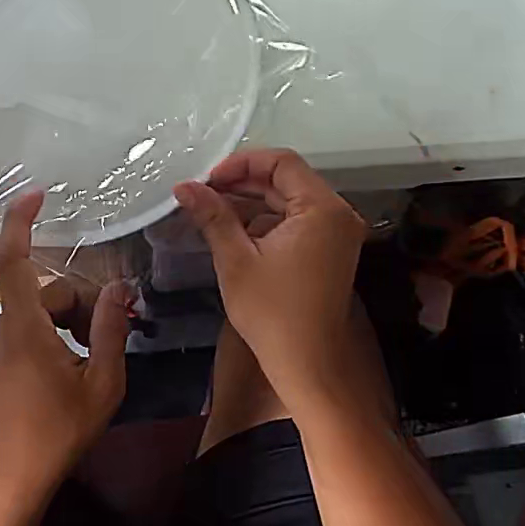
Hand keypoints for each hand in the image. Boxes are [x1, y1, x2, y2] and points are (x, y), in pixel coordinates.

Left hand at [0, 191, 130, 501]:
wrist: (17, 471)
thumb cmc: (61, 429)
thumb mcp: (103, 380)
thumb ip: (110, 328)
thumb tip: (119, 286)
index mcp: (26, 327)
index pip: (16, 261)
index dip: (21, 223)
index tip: (36, 195)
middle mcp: (6, 325)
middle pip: (49, 289)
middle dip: (84, 305)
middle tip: (110, 340)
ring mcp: (1, 340)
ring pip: (46, 308)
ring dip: (76, 322)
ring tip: (95, 358)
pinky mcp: (4, 354)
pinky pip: (37, 324)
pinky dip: (62, 332)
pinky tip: (79, 362)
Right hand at [173, 149, 367, 405]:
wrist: (307, 363)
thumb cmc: (273, 315)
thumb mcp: (236, 260)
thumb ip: (213, 216)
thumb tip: (185, 187)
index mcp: (323, 209)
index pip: (282, 163)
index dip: (241, 164)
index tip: (208, 179)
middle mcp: (339, 215)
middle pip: (289, 181)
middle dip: (245, 184)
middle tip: (204, 193)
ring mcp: (339, 235)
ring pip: (292, 203)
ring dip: (254, 204)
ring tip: (213, 212)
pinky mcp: (332, 253)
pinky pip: (299, 224)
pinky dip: (269, 223)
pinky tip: (237, 232)